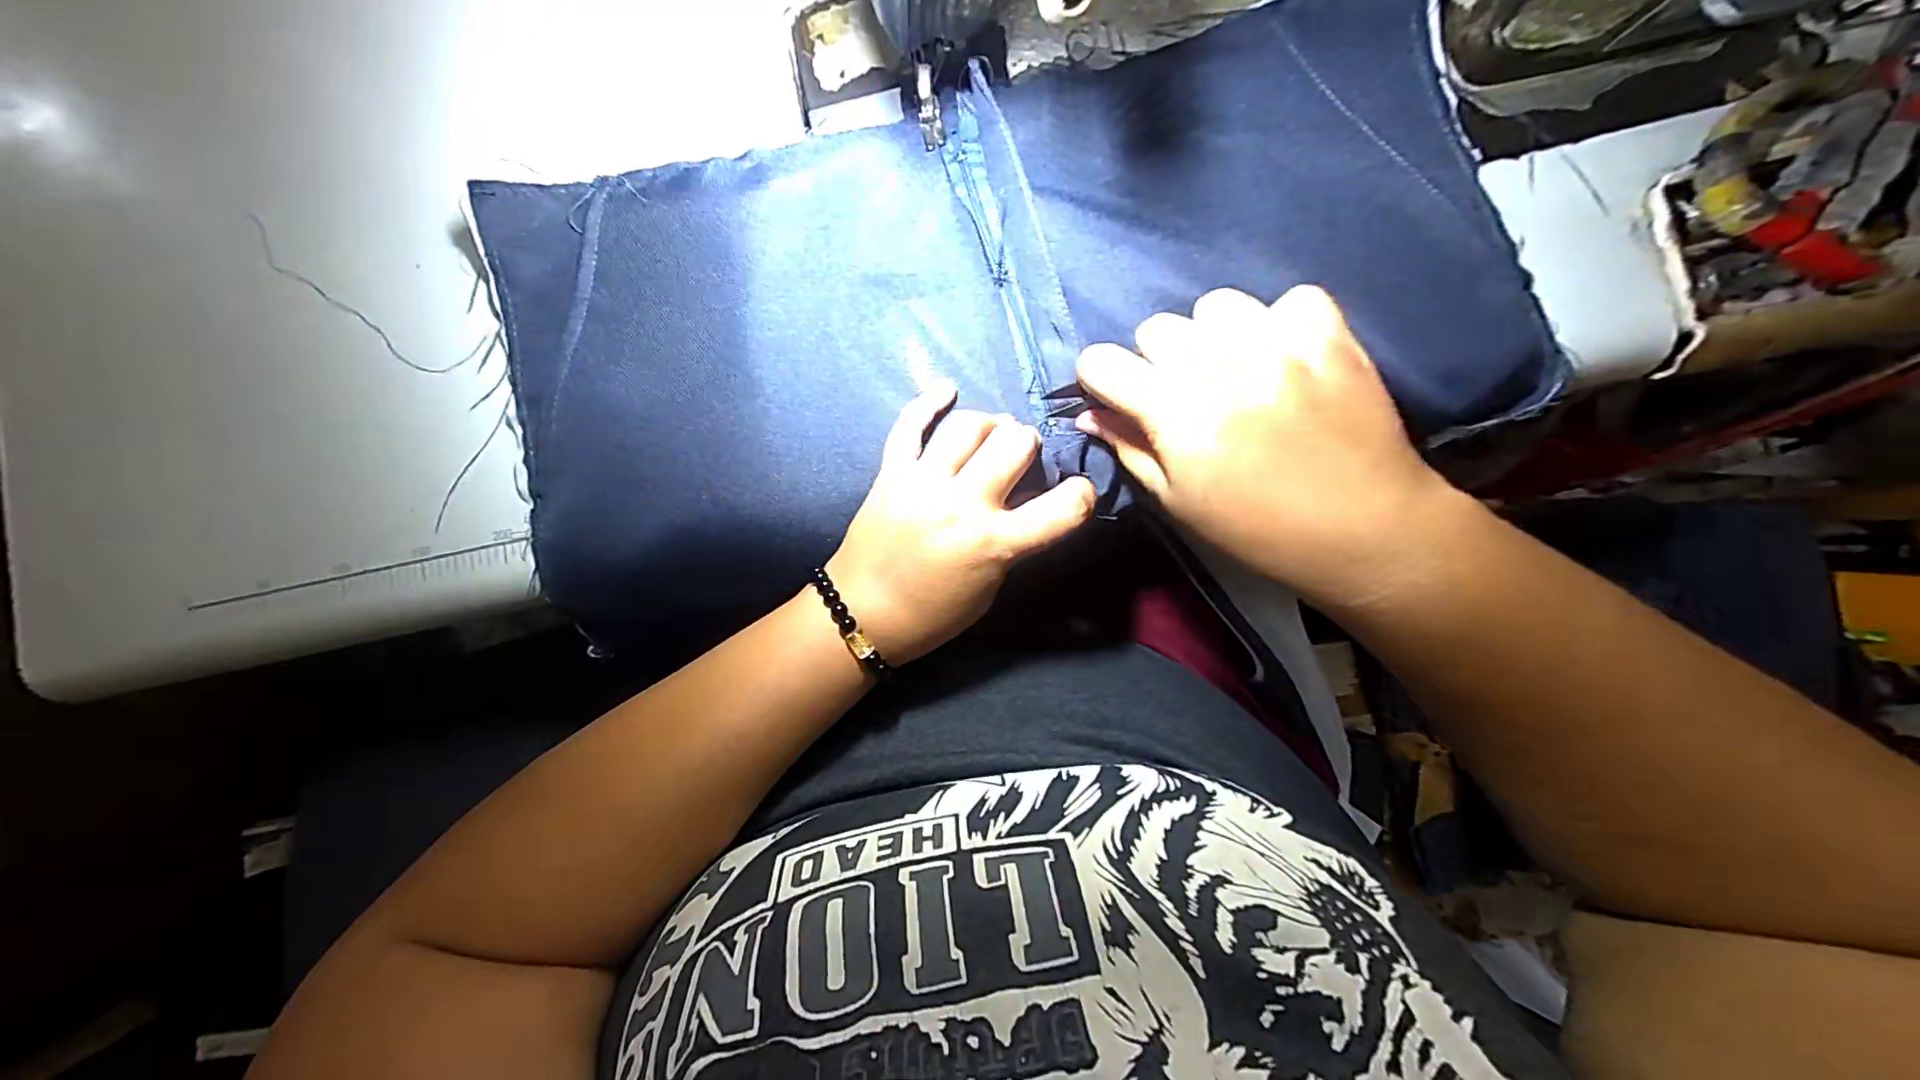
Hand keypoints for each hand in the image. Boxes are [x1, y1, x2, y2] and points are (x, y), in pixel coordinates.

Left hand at [826, 383, 1096, 663]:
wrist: (863, 615)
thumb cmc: (934, 613)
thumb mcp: (990, 585)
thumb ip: (1013, 540)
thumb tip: (1026, 496)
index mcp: (995, 544)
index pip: (1064, 508)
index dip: (1082, 494)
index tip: (1076, 492)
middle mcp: (962, 504)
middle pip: (1014, 443)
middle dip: (1027, 444)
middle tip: (1020, 457)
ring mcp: (923, 483)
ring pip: (968, 425)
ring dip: (990, 424)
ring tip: (992, 434)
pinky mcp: (891, 473)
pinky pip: (909, 425)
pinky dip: (928, 401)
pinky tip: (947, 388)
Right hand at [1074, 285, 1464, 607]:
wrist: (1362, 529)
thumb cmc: (1255, 527)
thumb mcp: (1177, 500)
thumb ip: (1129, 447)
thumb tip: (1091, 413)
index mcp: (1174, 412)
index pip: (1103, 362)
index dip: (1100, 379)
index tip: (1118, 396)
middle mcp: (1219, 366)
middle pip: (1156, 328)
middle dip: (1157, 360)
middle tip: (1184, 395)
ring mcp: (1278, 343)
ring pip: (1216, 305)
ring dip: (1214, 336)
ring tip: (1236, 370)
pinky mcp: (1329, 334)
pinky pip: (1287, 300)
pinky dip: (1280, 325)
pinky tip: (1286, 359)